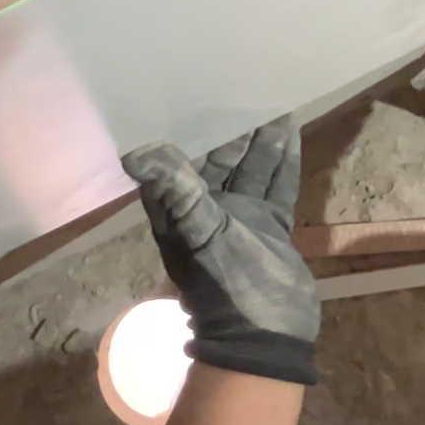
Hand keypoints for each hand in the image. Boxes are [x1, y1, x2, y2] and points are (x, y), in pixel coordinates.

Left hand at [121, 115, 319, 386]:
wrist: (264, 333)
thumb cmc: (226, 281)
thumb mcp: (198, 231)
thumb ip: (174, 188)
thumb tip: (133, 152)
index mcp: (181, 210)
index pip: (182, 160)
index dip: (191, 130)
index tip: (200, 95)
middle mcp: (208, 209)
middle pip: (222, 159)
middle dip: (234, 129)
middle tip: (248, 91)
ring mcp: (242, 218)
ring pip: (253, 169)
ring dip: (262, 141)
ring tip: (275, 105)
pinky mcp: (271, 227)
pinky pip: (277, 186)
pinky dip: (283, 163)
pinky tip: (291, 136)